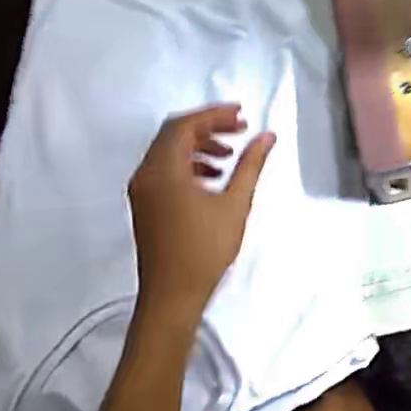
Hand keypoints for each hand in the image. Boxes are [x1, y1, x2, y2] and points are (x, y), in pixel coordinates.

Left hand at [129, 104, 275, 316]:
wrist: (172, 297)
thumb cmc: (204, 250)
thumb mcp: (235, 203)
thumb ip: (251, 164)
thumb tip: (267, 136)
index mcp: (162, 171)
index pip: (184, 126)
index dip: (214, 115)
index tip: (241, 113)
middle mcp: (146, 175)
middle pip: (174, 135)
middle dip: (209, 127)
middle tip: (240, 128)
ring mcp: (142, 191)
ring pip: (169, 152)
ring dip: (200, 145)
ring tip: (230, 154)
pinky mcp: (146, 205)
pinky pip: (165, 170)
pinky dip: (190, 164)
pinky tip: (214, 177)